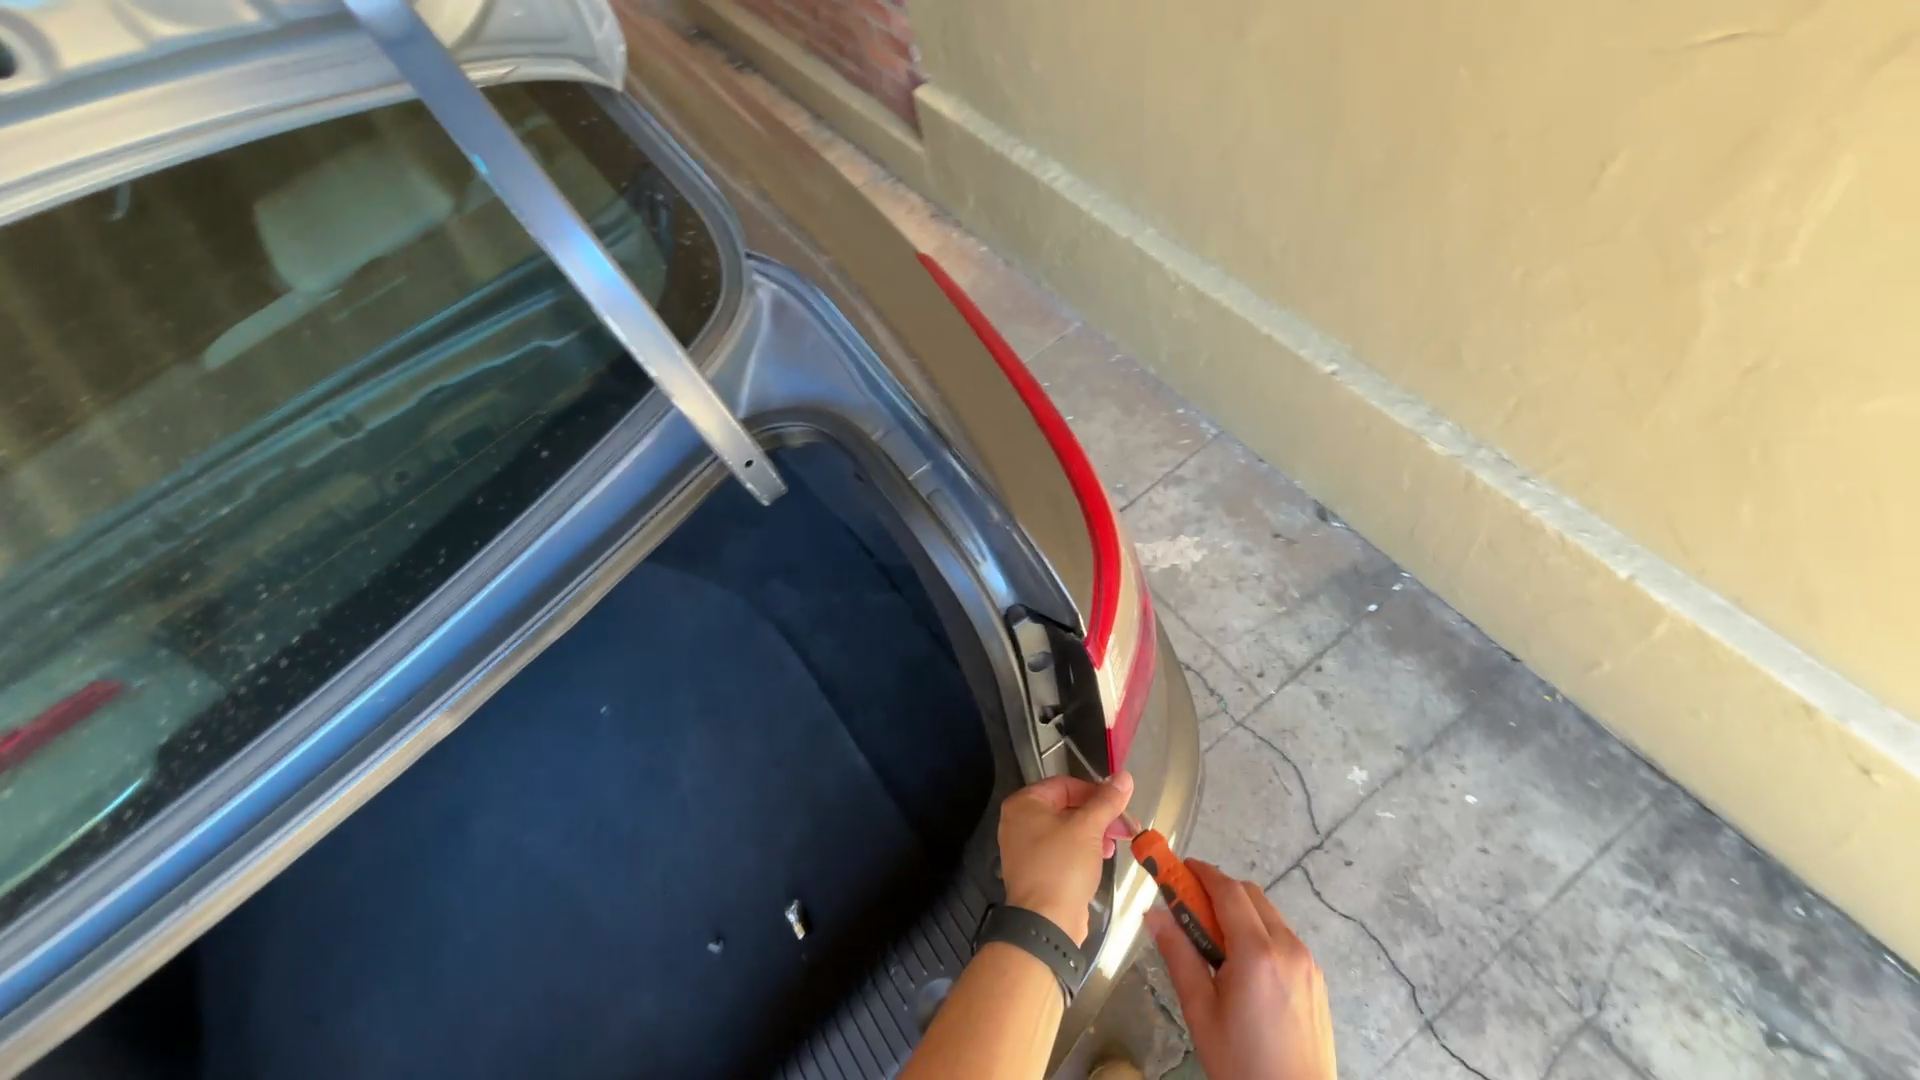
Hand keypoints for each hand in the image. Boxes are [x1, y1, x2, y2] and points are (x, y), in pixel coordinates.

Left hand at [996, 771, 1135, 944]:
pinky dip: (1083, 849)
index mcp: (1024, 804)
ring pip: (1067, 829)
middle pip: (1066, 806)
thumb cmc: (1063, 865)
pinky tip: (1102, 857)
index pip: (1064, 784)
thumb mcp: (1089, 828)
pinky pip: (1063, 850)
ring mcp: (1026, 848)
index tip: (1118, 802)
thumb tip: (1125, 776)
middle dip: (1098, 814)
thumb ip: (1107, 801)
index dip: (1094, 791)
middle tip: (1124, 824)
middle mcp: (1020, 822)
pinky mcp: (1037, 870)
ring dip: (1095, 832)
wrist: (1046, 922)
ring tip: (1116, 843)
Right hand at [1148, 861, 1335, 1079]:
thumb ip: (1178, 955)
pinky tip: (1243, 966)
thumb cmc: (1241, 1063)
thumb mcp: (1200, 1011)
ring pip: (1269, 915)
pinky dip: (1260, 932)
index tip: (1177, 869)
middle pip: (1251, 895)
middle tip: (1189, 908)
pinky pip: (1284, 938)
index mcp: (1257, 953)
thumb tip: (1153, 914)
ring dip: (1240, 912)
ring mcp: (1308, 963)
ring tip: (1214, 944)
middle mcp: (1288, 948)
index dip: (1201, 873)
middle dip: (1219, 890)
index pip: (1227, 891)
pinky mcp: (1317, 980)